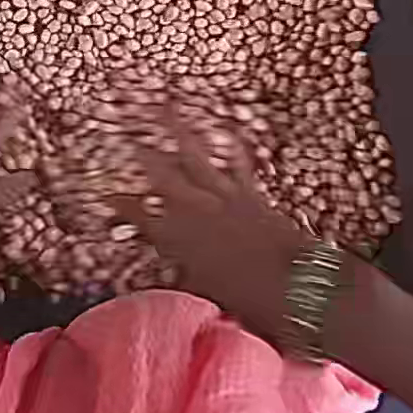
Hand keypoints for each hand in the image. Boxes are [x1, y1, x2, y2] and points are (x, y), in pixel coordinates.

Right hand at [112, 113, 315, 339]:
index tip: (104, 192)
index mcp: (180, 239)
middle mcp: (197, 210)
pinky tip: (222, 129)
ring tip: (162, 106)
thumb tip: (169, 261)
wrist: (307, 293)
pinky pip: (233, 162)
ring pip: (193, 156)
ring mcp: (224, 196)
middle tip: (123, 128)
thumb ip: (182, 271)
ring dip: (176, 130)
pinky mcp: (249, 193)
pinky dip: (226, 145)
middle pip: (161, 173)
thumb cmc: (252, 306)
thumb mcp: (205, 293)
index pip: (140, 214)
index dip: (121, 202)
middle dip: (139, 152)